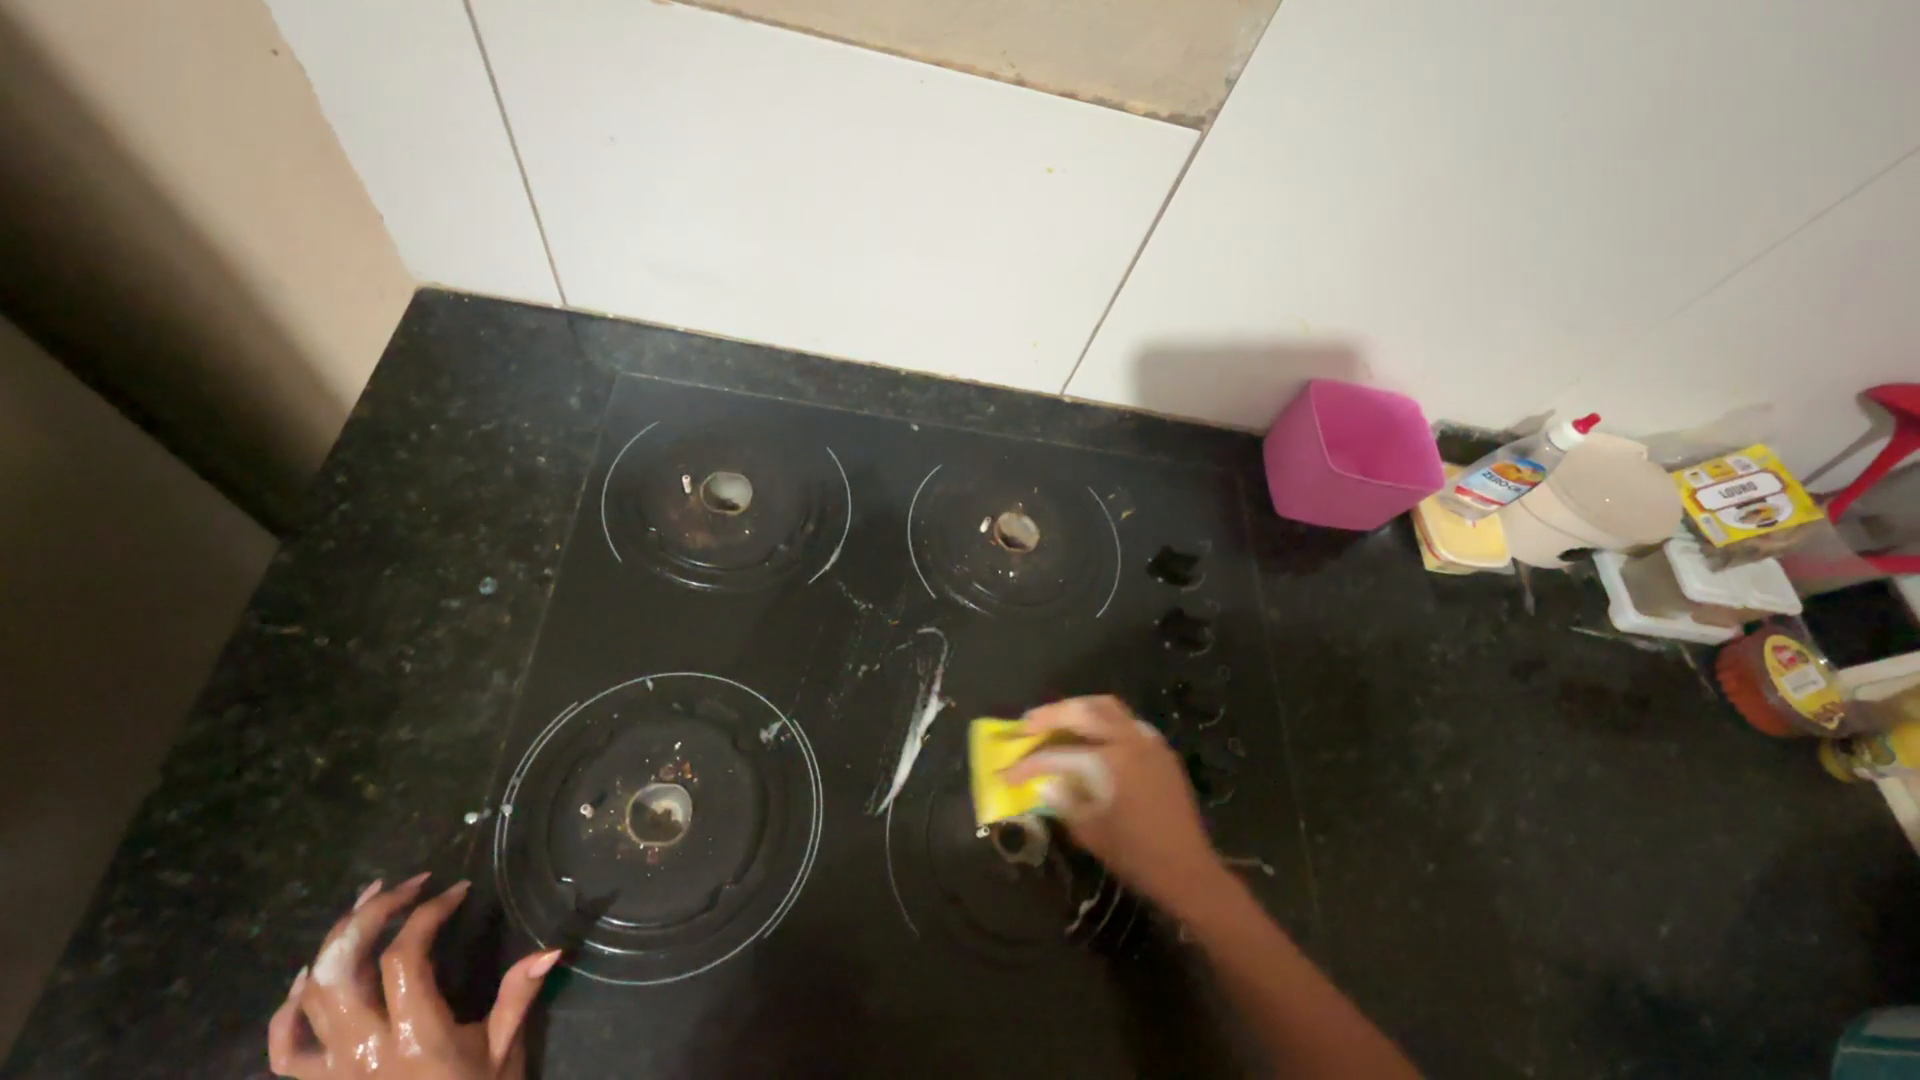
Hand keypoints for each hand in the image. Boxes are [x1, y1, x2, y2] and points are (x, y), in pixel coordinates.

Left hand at [266, 873, 560, 1078]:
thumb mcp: (503, 1050)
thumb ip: (518, 997)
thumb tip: (551, 949)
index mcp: (415, 1036)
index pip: (404, 958)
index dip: (427, 914)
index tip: (455, 891)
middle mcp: (364, 1049)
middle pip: (343, 967)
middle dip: (372, 914)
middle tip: (405, 885)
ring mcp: (333, 1071)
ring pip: (311, 996)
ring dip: (334, 942)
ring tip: (365, 907)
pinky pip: (285, 1050)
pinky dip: (288, 1011)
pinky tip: (308, 978)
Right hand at [1002, 695, 1227, 915]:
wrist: (1188, 870)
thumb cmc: (1136, 856)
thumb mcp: (1090, 832)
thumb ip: (1063, 801)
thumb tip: (1043, 784)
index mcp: (1110, 762)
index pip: (1057, 755)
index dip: (1027, 765)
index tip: (1004, 774)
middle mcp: (1130, 742)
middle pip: (1083, 711)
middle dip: (1049, 716)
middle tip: (1026, 726)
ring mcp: (1149, 742)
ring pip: (1107, 708)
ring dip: (1077, 710)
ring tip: (1055, 721)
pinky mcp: (1160, 750)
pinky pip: (1126, 721)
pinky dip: (1102, 721)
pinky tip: (1090, 737)